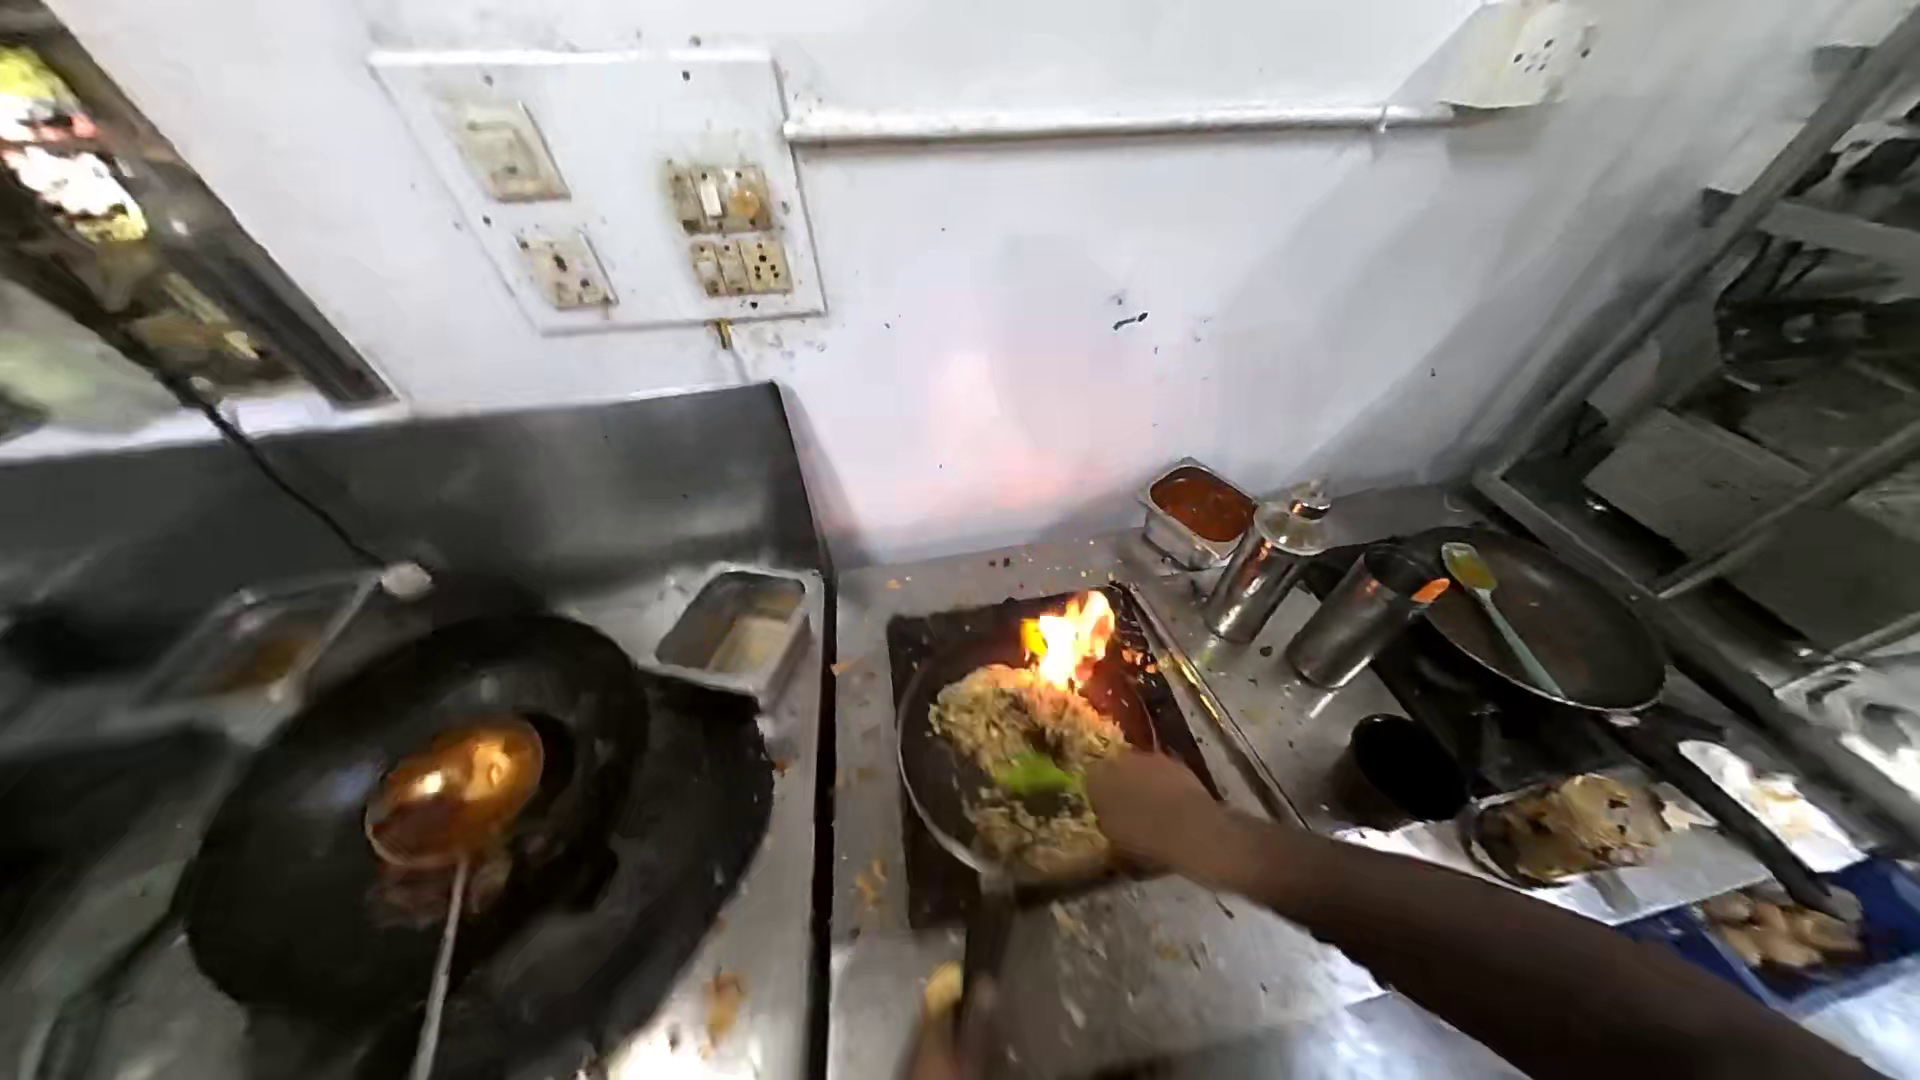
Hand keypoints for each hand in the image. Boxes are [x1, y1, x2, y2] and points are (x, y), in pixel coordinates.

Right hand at [1085, 752, 1223, 869]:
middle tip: (1127, 805)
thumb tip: (1105, 813)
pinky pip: (1161, 770)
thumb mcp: (1115, 840)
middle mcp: (1119, 760)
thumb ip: (1105, 819)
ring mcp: (1149, 758)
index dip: (1097, 792)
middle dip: (1118, 782)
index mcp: (1098, 779)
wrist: (1195, 832)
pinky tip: (1172, 802)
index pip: (1089, 778)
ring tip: (1152, 805)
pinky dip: (1163, 782)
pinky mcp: (1174, 761)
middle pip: (1113, 767)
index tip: (1104, 807)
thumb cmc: (1148, 842)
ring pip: (1138, 766)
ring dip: (1141, 779)